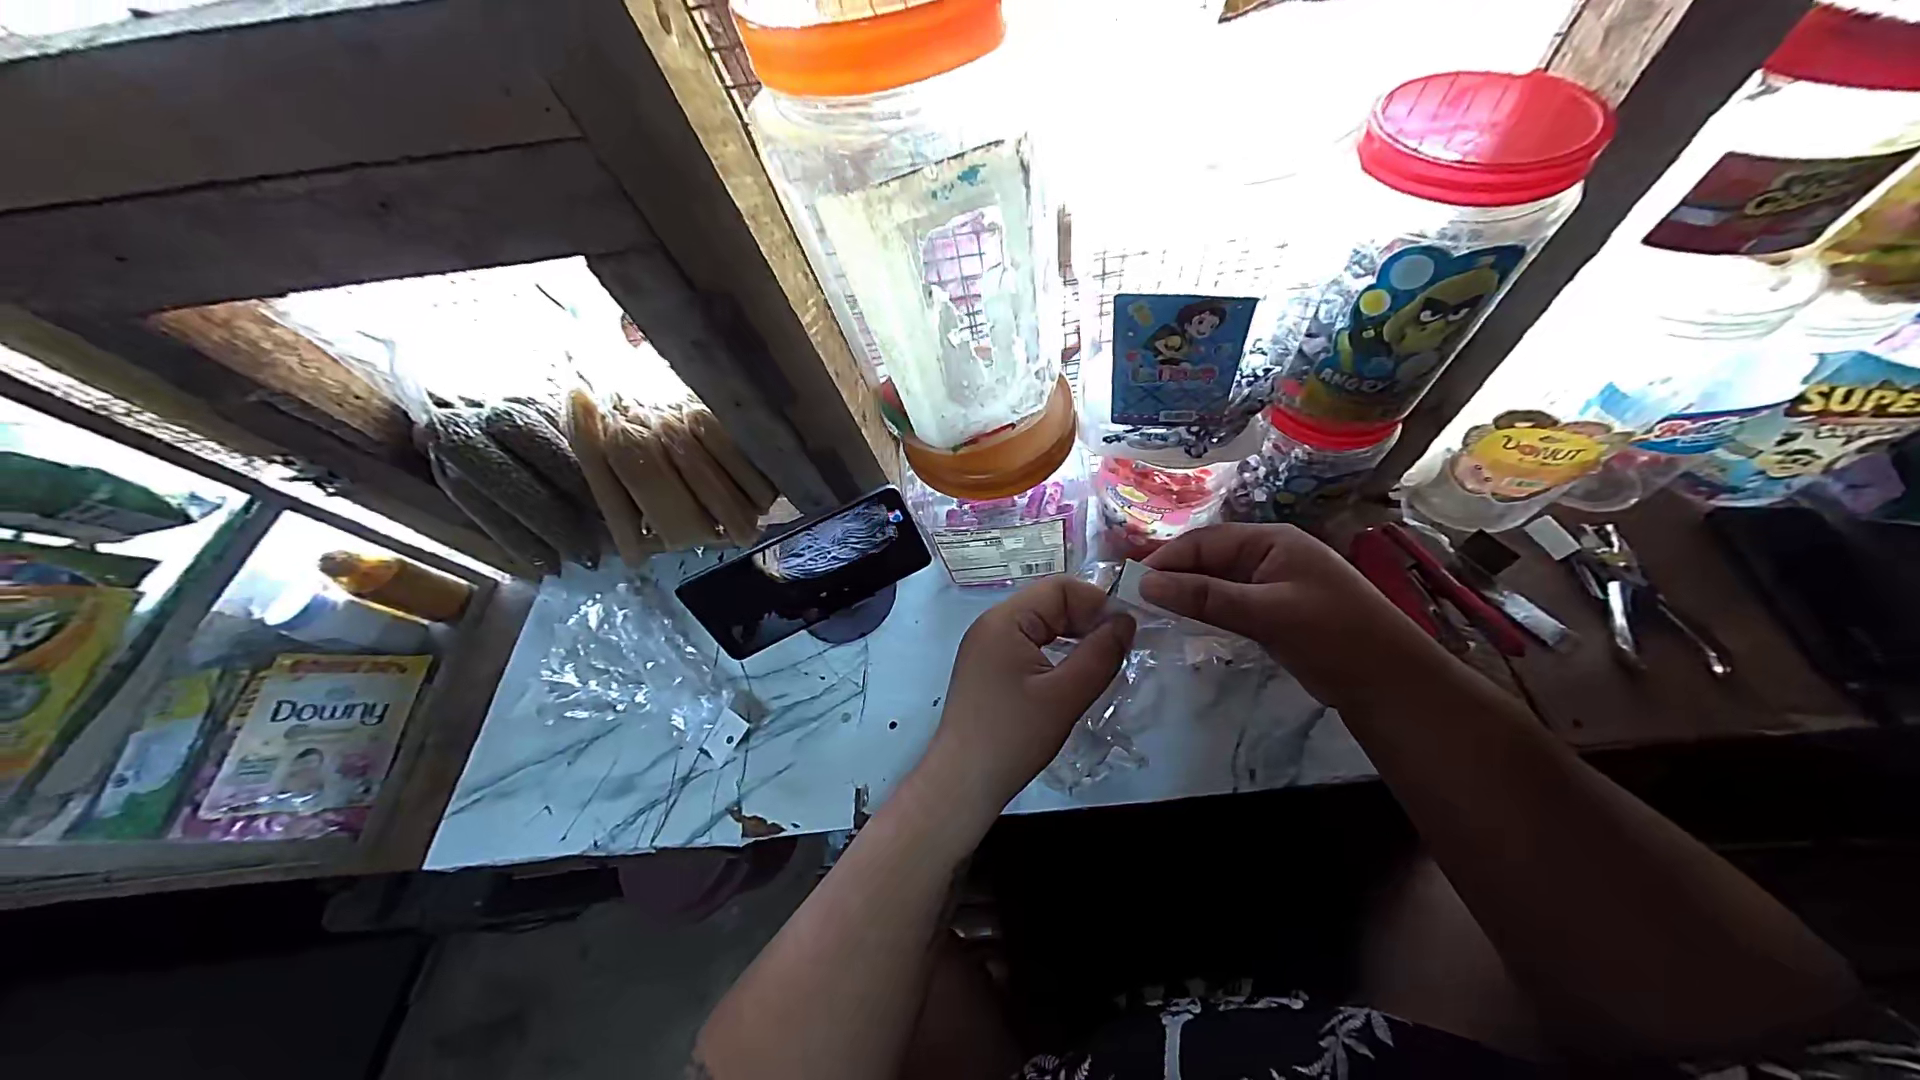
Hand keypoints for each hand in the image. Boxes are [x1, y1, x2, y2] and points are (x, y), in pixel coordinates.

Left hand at [918, 578, 1135, 821]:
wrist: (963, 781)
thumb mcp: (1065, 695)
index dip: (1096, 604)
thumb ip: (1101, 654)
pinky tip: (1072, 675)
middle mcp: (991, 624)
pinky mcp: (988, 668)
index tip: (1124, 633)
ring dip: (1072, 638)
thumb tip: (1125, 622)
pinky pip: (1029, 645)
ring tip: (1099, 663)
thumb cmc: (1013, 736)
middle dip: (1086, 620)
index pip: (1059, 589)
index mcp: (1004, 620)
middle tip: (1117, 650)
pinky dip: (1055, 653)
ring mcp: (986, 646)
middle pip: (1049, 603)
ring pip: (1041, 625)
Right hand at [1140, 523, 1449, 709]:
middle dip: (1174, 575)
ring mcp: (1273, 583)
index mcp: (1272, 540)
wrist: (1391, 683)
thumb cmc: (1333, 636)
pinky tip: (1186, 621)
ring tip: (1152, 610)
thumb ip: (1206, 596)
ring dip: (1188, 592)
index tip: (1132, 582)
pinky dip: (1206, 608)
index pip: (1205, 541)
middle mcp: (1270, 554)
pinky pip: (1230, 601)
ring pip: (1217, 581)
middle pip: (1209, 558)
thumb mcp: (1265, 612)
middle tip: (1135, 599)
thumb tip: (1147, 583)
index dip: (1167, 558)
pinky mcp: (1274, 610)